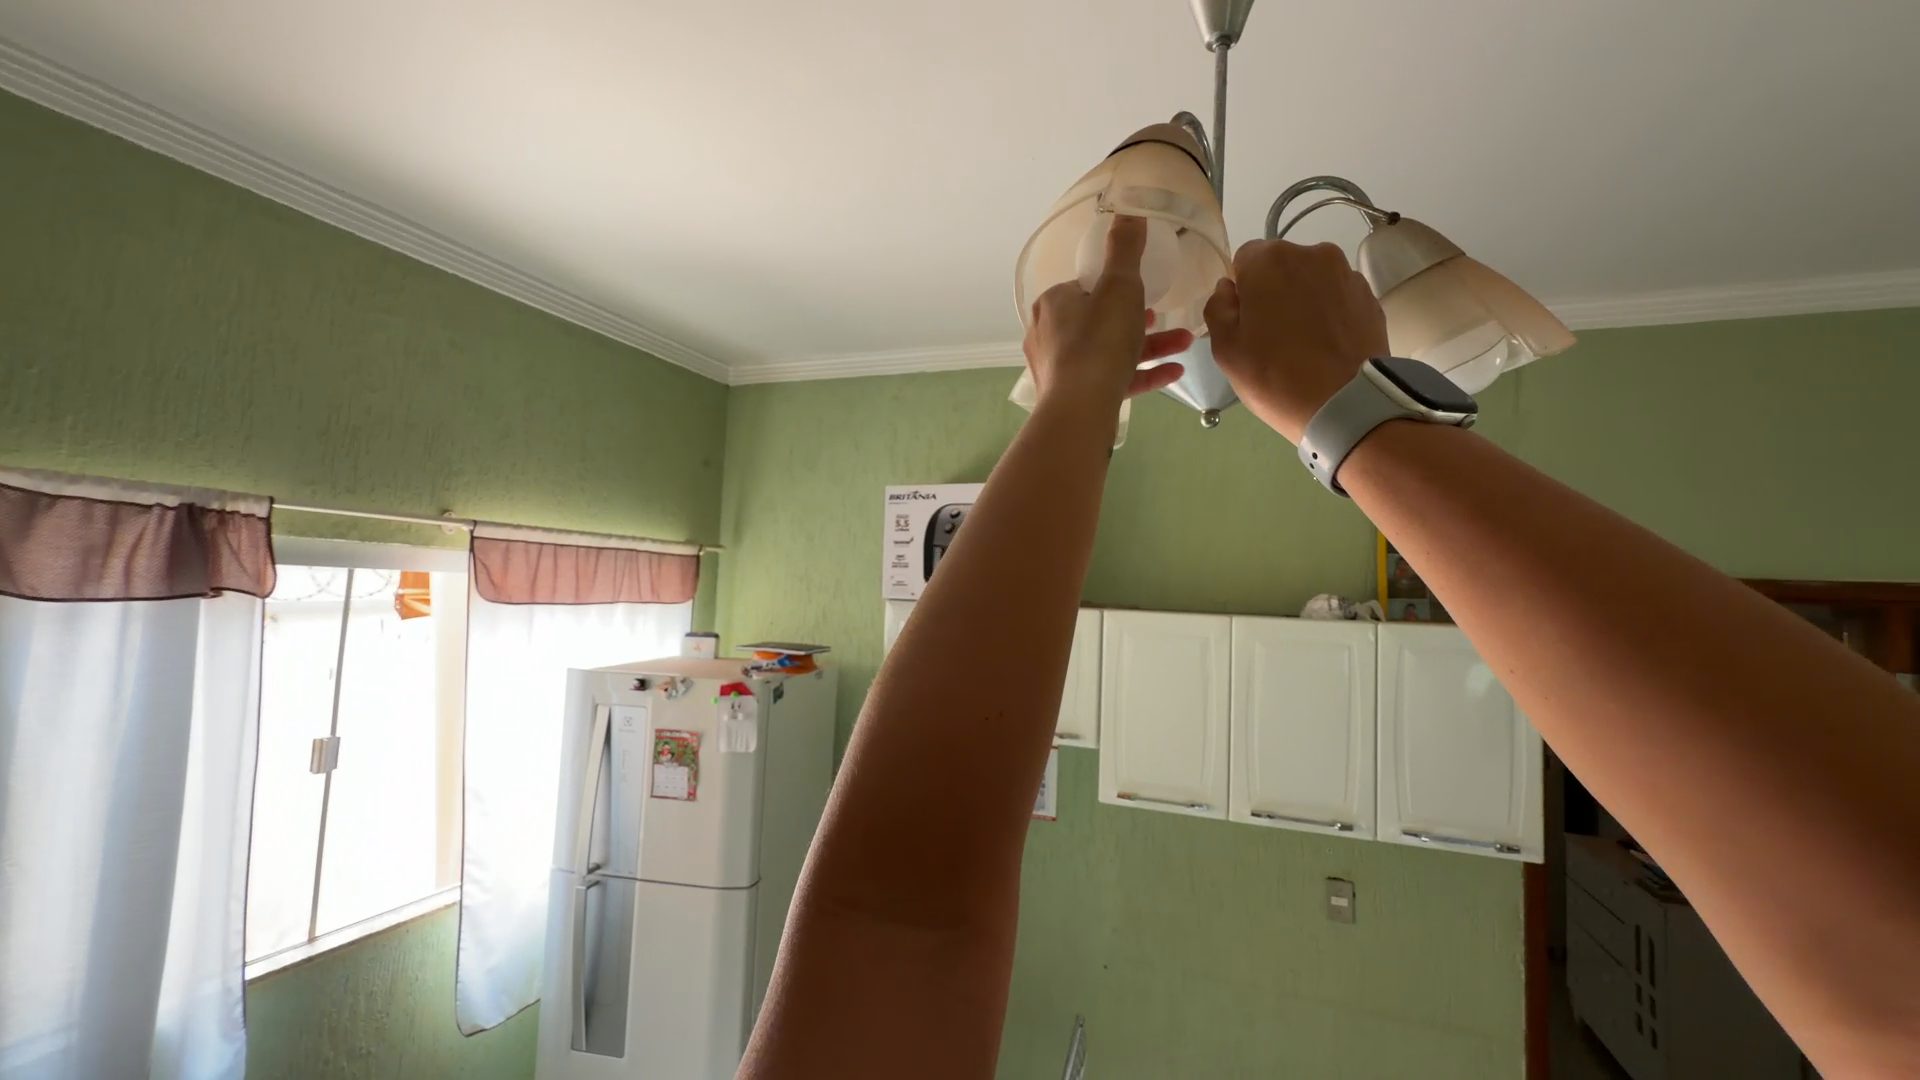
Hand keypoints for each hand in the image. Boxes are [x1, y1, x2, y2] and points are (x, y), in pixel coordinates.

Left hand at [1023, 215, 1192, 413]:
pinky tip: (1174, 372)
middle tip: (1164, 318)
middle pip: (1099, 320)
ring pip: (1108, 351)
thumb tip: (1128, 210)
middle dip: (1138, 319)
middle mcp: (1048, 335)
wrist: (1080, 407)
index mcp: (1052, 304)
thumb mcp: (1120, 286)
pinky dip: (1140, 373)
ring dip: (1148, 347)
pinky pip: (1110, 379)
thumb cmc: (1099, 340)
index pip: (1084, 287)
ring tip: (1183, 343)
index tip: (1141, 292)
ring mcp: (1058, 370)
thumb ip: (1125, 249)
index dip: (1115, 287)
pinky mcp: (1071, 398)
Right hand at [1205, 239, 1389, 442]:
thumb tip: (1228, 289)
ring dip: (1301, 299)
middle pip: (1280, 266)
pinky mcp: (1369, 295)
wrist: (1344, 404)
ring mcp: (1346, 273)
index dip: (1240, 289)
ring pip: (1310, 279)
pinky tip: (1324, 344)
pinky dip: (1327, 312)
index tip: (1244, 320)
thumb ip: (1218, 308)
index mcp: (1270, 260)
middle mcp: (1312, 253)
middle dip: (1272, 290)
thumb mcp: (1225, 349)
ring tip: (1300, 341)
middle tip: (1270, 334)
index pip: (1244, 259)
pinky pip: (1336, 296)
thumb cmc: (1274, 376)